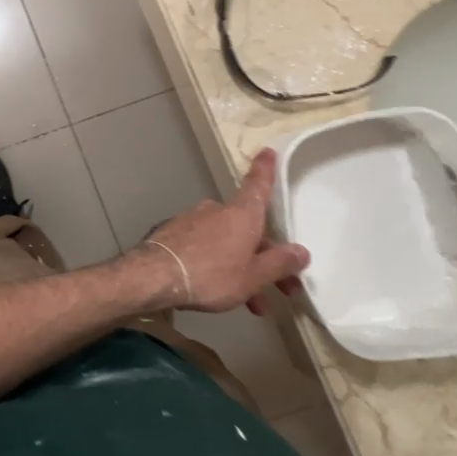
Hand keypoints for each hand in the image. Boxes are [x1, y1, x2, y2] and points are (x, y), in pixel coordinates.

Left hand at [140, 149, 309, 311]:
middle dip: (267, 257)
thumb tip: (301, 251)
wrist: (155, 275)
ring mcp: (194, 221)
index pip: (257, 185)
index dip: (265, 170)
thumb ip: (279, 264)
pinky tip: (222, 292)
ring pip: (229, 243)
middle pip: (249, 227)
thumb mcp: (253, 276)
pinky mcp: (176, 234)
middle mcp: (217, 211)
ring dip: (245, 269)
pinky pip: (208, 248)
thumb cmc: (211, 274)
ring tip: (254, 304)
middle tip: (284, 288)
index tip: (268, 151)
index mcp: (241, 214)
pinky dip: (220, 267)